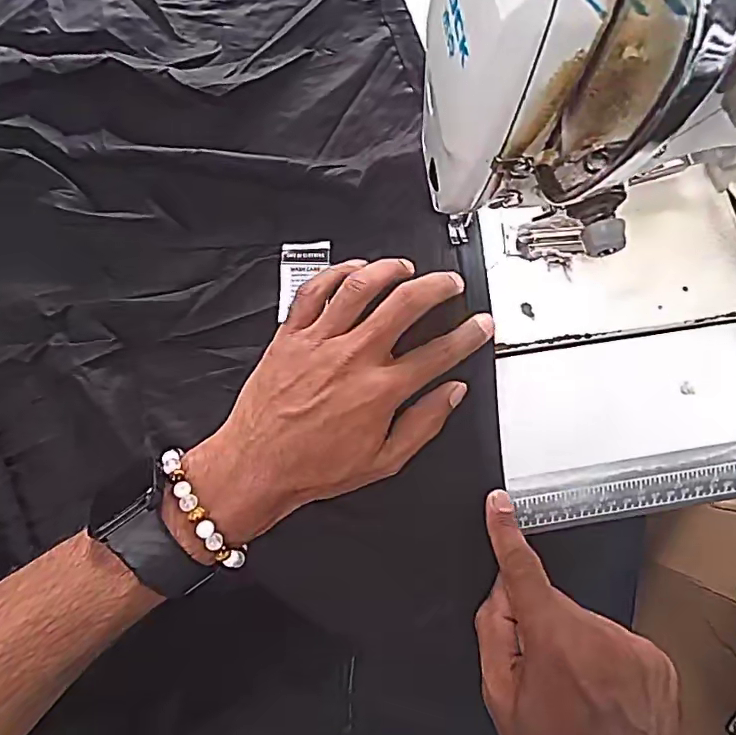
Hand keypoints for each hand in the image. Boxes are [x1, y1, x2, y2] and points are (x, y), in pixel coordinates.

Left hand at [180, 258, 493, 546]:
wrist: (256, 465)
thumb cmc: (312, 467)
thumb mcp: (383, 461)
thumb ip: (424, 424)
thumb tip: (451, 395)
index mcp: (380, 391)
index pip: (438, 353)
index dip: (467, 335)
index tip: (479, 325)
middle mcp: (352, 358)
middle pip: (405, 304)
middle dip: (438, 287)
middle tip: (450, 284)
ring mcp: (319, 343)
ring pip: (360, 288)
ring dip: (389, 270)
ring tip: (406, 267)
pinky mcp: (290, 336)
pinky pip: (313, 291)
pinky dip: (336, 273)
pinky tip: (352, 270)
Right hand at [475, 490, 683, 734]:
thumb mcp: (501, 704)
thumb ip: (495, 633)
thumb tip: (502, 593)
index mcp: (555, 644)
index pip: (523, 572)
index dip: (507, 534)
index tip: (499, 504)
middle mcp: (602, 636)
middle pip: (553, 602)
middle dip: (539, 626)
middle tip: (539, 678)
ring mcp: (636, 648)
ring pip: (585, 622)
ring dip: (574, 646)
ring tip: (577, 700)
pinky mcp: (659, 660)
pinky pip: (614, 641)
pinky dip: (603, 660)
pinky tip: (604, 702)